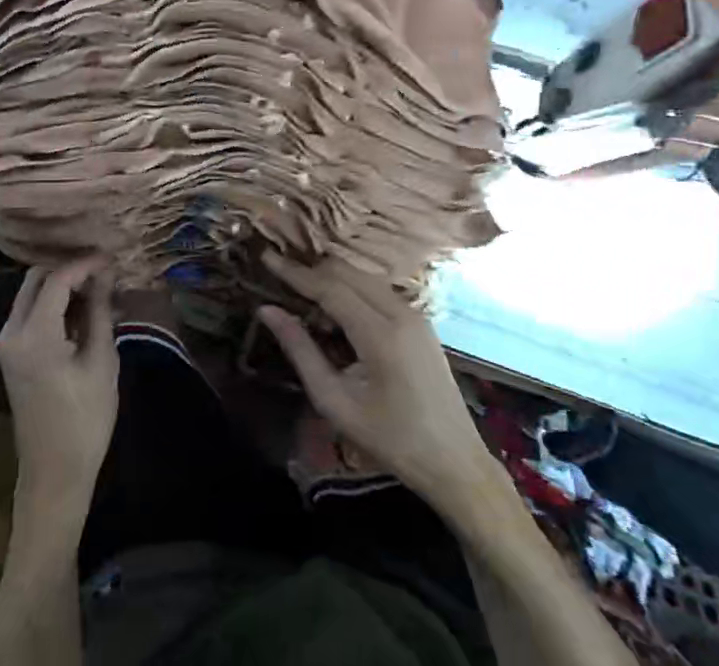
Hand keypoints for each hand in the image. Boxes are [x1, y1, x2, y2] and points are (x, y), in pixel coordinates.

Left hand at [0, 259, 118, 511]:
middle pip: (36, 279)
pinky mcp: (11, 352)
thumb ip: (99, 312)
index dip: (84, 263)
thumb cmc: (85, 419)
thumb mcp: (101, 361)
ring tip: (99, 287)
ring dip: (61, 285)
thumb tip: (104, 275)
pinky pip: (31, 313)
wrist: (54, 470)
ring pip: (31, 294)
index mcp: (34, 335)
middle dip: (68, 269)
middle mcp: (11, 332)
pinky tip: (82, 309)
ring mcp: (7, 342)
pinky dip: (54, 303)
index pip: (56, 279)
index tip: (111, 257)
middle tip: (104, 270)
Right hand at [258, 254, 496, 510]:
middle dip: (312, 272)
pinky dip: (352, 292)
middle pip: (347, 274)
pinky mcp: (421, 323)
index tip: (266, 256)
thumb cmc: (389, 438)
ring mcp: (416, 315)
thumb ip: (300, 350)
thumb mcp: (334, 400)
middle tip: (278, 277)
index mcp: (380, 334)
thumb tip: (267, 310)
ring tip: (302, 299)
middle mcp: (402, 313)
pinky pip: (379, 292)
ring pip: (364, 279)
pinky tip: (335, 316)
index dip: (295, 272)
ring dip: (332, 282)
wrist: (453, 461)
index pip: (329, 287)